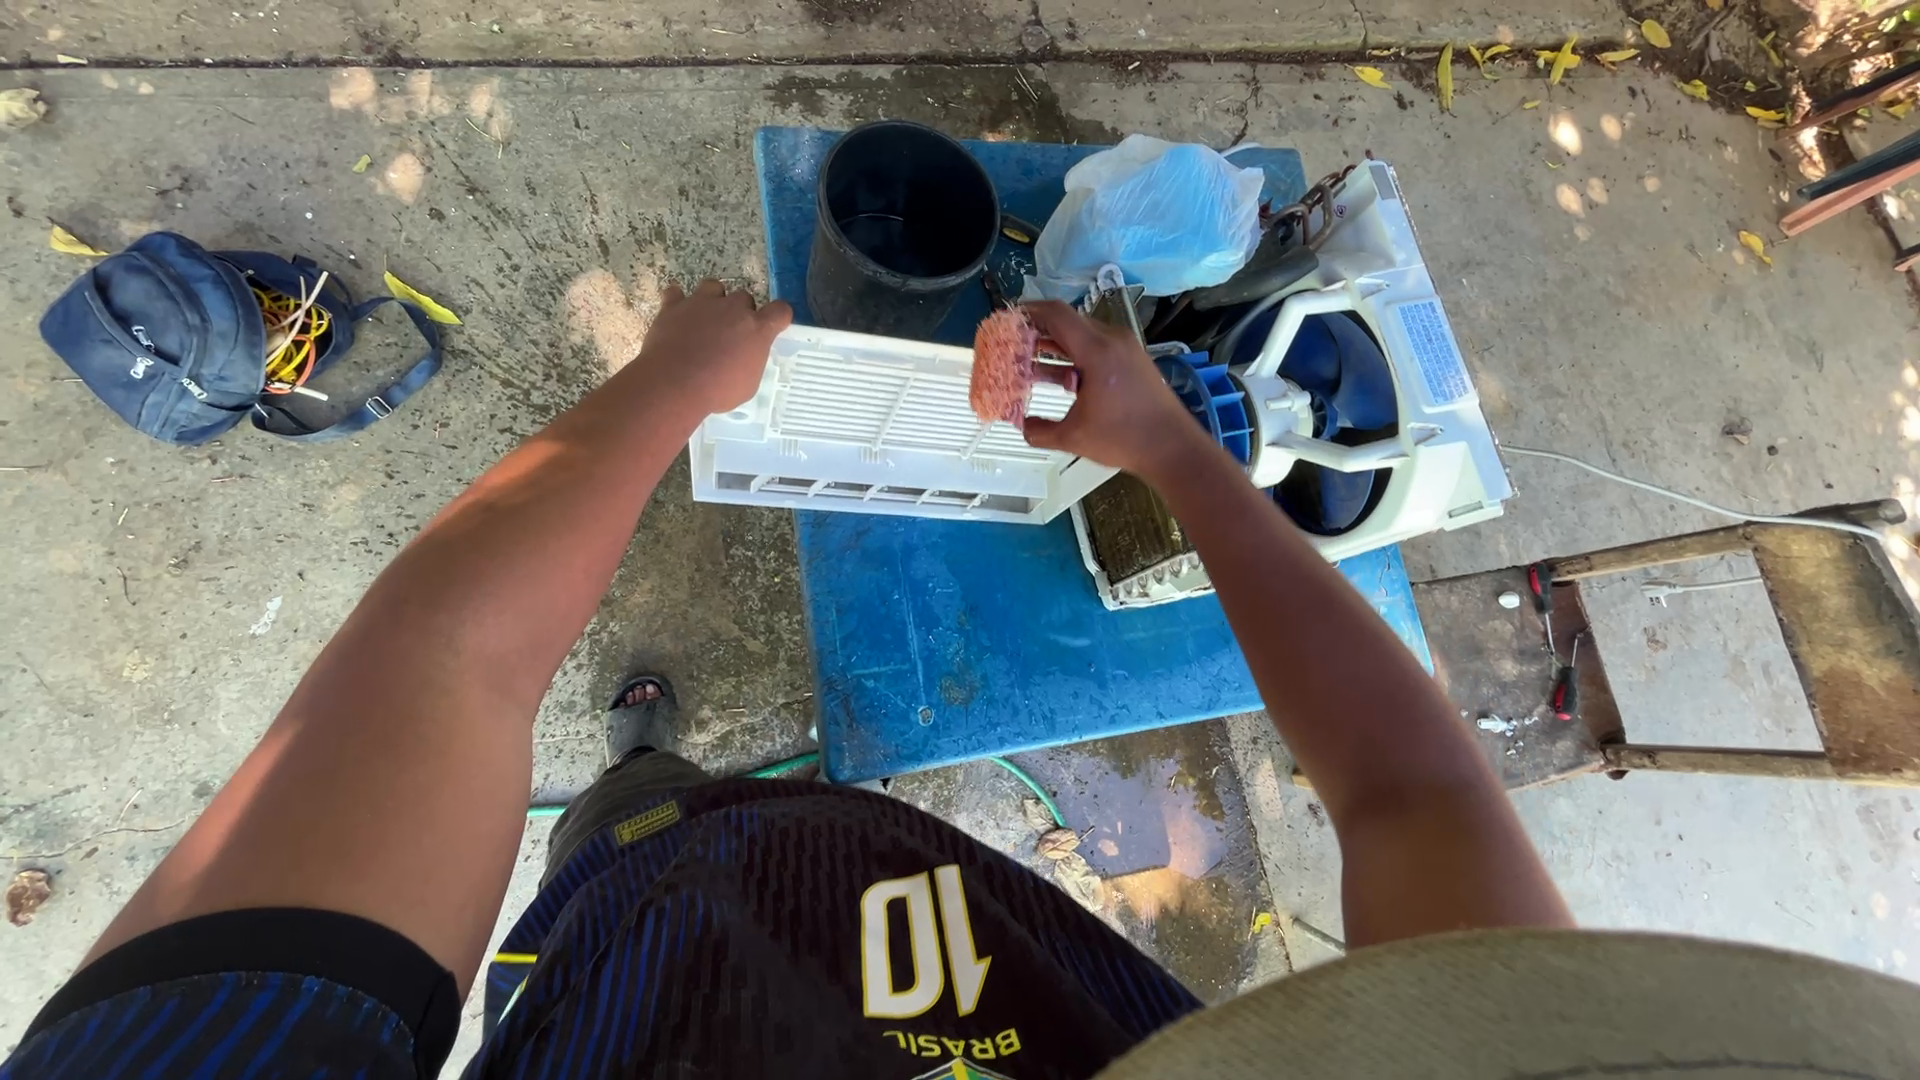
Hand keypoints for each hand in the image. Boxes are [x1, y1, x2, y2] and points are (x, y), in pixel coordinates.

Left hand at [630, 279, 792, 414]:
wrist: (675, 384)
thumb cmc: (718, 390)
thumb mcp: (748, 384)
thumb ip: (751, 362)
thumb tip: (745, 358)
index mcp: (757, 329)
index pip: (780, 310)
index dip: (778, 316)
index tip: (774, 325)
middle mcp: (732, 309)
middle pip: (744, 297)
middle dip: (741, 312)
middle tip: (732, 333)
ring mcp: (702, 303)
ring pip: (713, 287)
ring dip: (714, 299)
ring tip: (706, 319)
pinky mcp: (674, 305)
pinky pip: (676, 293)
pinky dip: (678, 302)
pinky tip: (678, 315)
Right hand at [1020, 300, 1213, 480]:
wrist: (1173, 447)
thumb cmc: (1124, 439)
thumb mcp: (1073, 437)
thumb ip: (1039, 431)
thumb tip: (1022, 425)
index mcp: (1097, 350)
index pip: (1057, 314)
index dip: (1029, 312)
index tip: (1008, 321)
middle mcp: (1112, 340)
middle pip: (1068, 322)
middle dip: (1037, 333)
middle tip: (1013, 348)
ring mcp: (1126, 348)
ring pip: (1082, 336)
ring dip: (1055, 347)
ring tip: (1029, 366)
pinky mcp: (1133, 360)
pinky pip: (1096, 348)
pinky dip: (1074, 357)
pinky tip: (1060, 380)